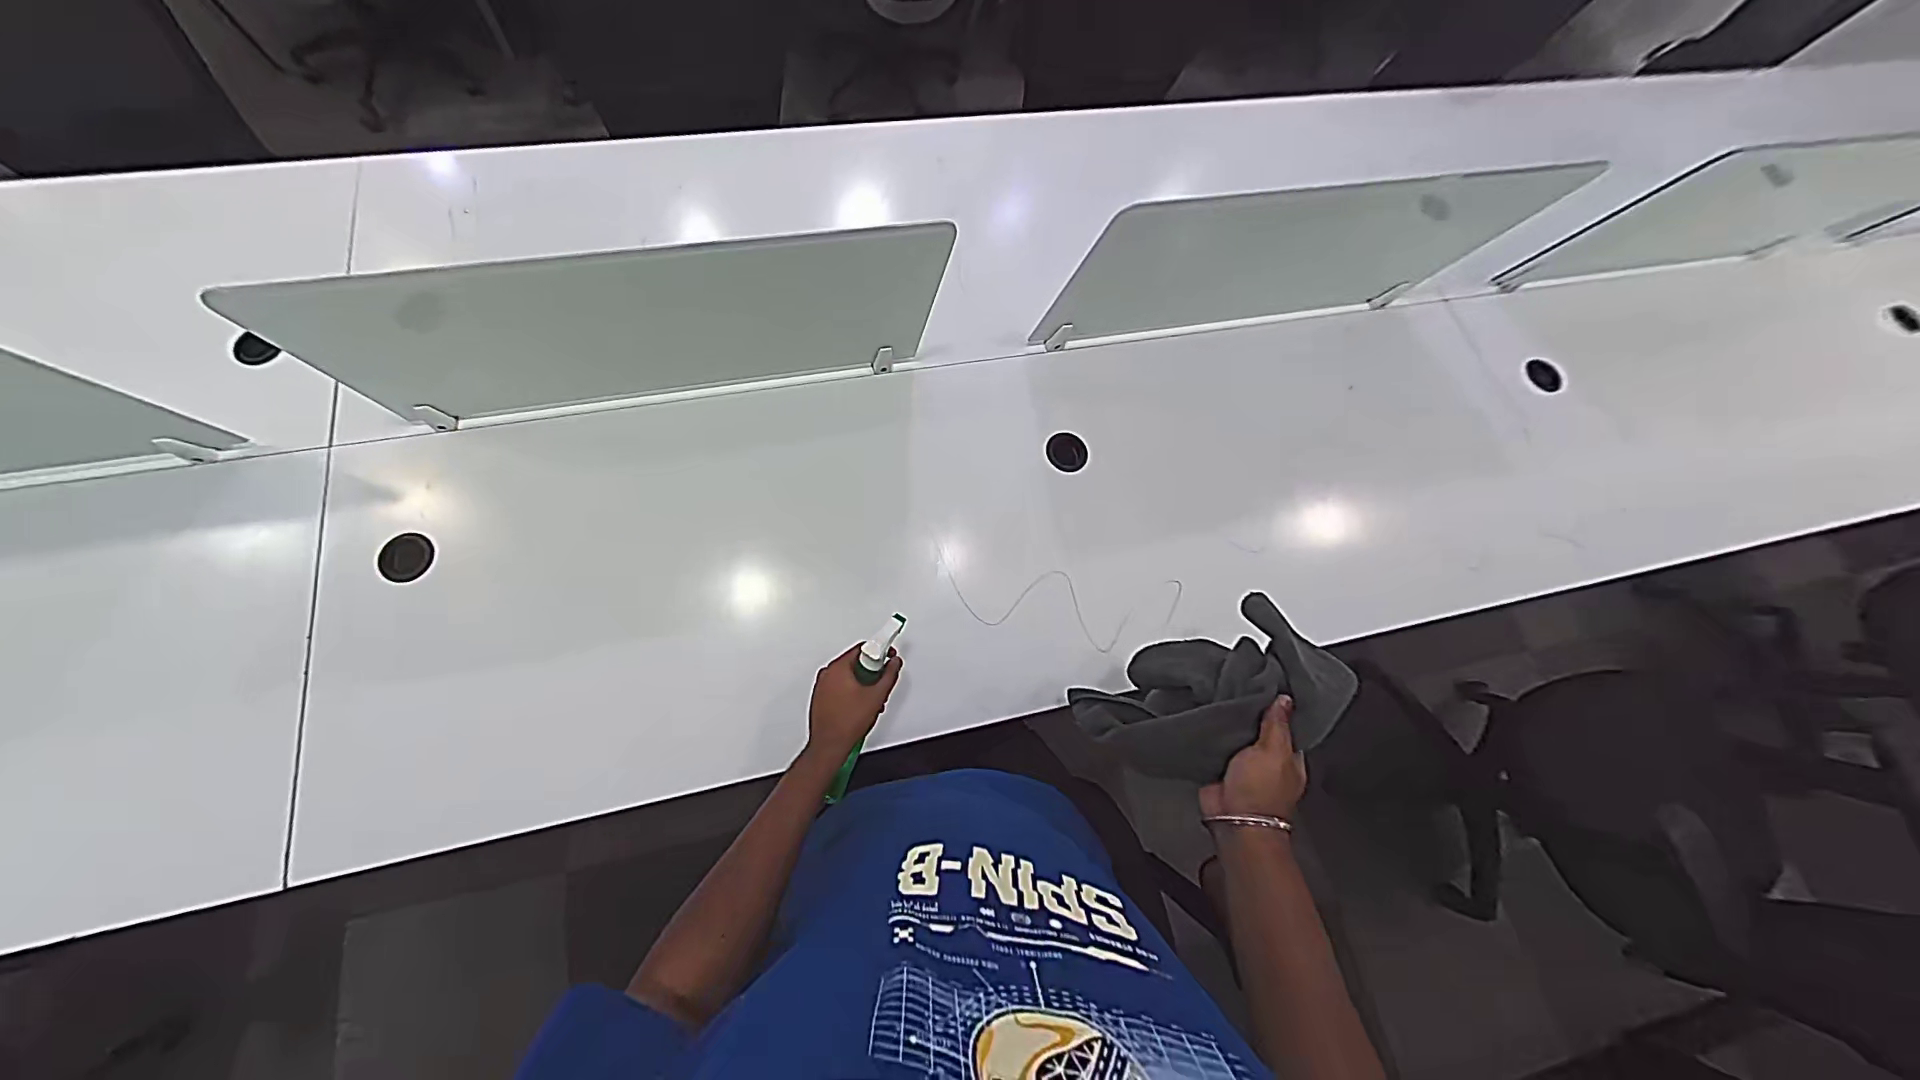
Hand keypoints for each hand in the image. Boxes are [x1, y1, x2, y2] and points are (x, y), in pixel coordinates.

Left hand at [806, 644, 901, 757]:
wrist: (830, 745)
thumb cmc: (846, 723)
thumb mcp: (877, 695)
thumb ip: (889, 674)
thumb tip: (894, 664)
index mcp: (838, 668)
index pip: (862, 648)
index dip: (880, 651)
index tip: (888, 657)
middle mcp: (827, 674)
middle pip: (855, 662)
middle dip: (871, 672)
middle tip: (880, 683)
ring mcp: (822, 686)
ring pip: (848, 676)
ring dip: (863, 683)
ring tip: (871, 700)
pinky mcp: (820, 698)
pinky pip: (839, 687)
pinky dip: (851, 692)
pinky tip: (860, 706)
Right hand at [1200, 695, 1306, 820]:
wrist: (1231, 818)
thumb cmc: (1260, 789)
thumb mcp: (1274, 751)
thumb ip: (1277, 724)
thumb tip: (1285, 699)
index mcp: (1290, 757)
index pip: (1286, 726)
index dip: (1277, 707)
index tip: (1264, 684)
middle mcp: (1267, 760)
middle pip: (1259, 729)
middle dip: (1249, 712)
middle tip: (1237, 684)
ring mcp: (1243, 765)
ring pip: (1237, 736)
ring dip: (1229, 722)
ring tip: (1219, 692)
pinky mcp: (1220, 767)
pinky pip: (1217, 745)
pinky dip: (1212, 734)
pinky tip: (1206, 714)